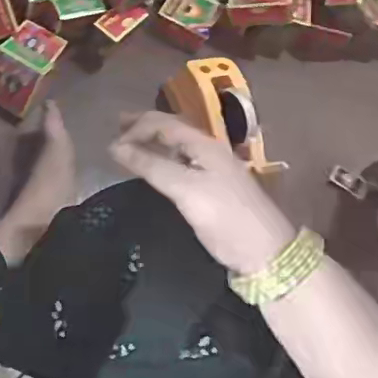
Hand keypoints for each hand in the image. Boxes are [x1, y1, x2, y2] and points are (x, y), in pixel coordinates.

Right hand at [108, 111, 297, 275]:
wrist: (267, 254)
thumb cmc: (225, 218)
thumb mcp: (185, 189)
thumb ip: (150, 165)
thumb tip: (115, 146)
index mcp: (204, 144)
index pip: (163, 123)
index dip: (136, 127)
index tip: (111, 144)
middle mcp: (208, 150)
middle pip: (171, 129)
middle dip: (143, 125)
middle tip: (117, 126)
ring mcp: (212, 169)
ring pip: (176, 145)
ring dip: (151, 141)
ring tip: (129, 144)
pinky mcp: (212, 188)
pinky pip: (180, 162)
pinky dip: (161, 158)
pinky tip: (153, 167)